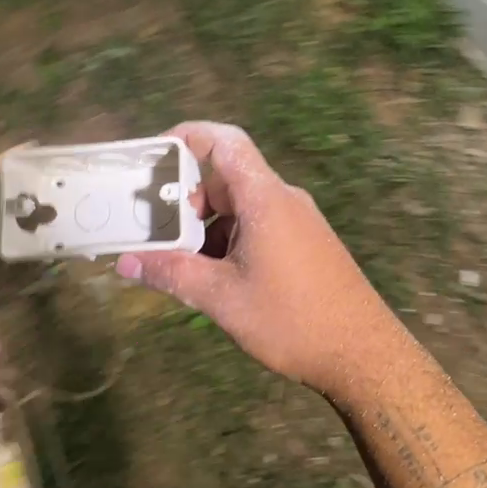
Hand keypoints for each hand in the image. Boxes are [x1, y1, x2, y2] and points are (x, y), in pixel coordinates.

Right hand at [116, 122, 403, 394]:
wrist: (361, 351)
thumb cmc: (291, 319)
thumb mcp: (222, 298)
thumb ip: (172, 274)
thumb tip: (125, 263)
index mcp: (265, 198)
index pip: (225, 142)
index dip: (187, 136)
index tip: (152, 157)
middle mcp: (283, 199)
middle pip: (226, 176)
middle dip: (186, 197)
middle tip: (153, 227)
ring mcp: (297, 221)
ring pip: (240, 206)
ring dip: (205, 225)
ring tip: (174, 258)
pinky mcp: (304, 242)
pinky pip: (257, 225)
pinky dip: (228, 239)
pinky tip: (211, 275)